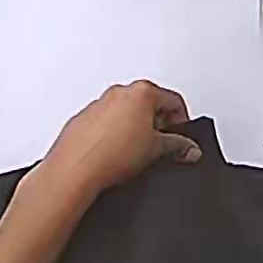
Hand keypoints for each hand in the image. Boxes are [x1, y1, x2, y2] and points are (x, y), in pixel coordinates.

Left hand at [31, 81, 201, 202]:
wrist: (73, 171)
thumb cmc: (109, 155)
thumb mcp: (157, 150)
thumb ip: (179, 146)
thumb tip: (189, 149)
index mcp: (141, 92)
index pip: (173, 100)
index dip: (182, 120)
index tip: (182, 134)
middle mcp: (119, 93)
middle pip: (149, 102)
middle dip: (158, 122)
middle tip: (162, 143)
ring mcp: (98, 104)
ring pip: (126, 111)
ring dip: (136, 127)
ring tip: (137, 151)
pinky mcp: (82, 119)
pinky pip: (106, 121)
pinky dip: (114, 133)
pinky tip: (116, 154)